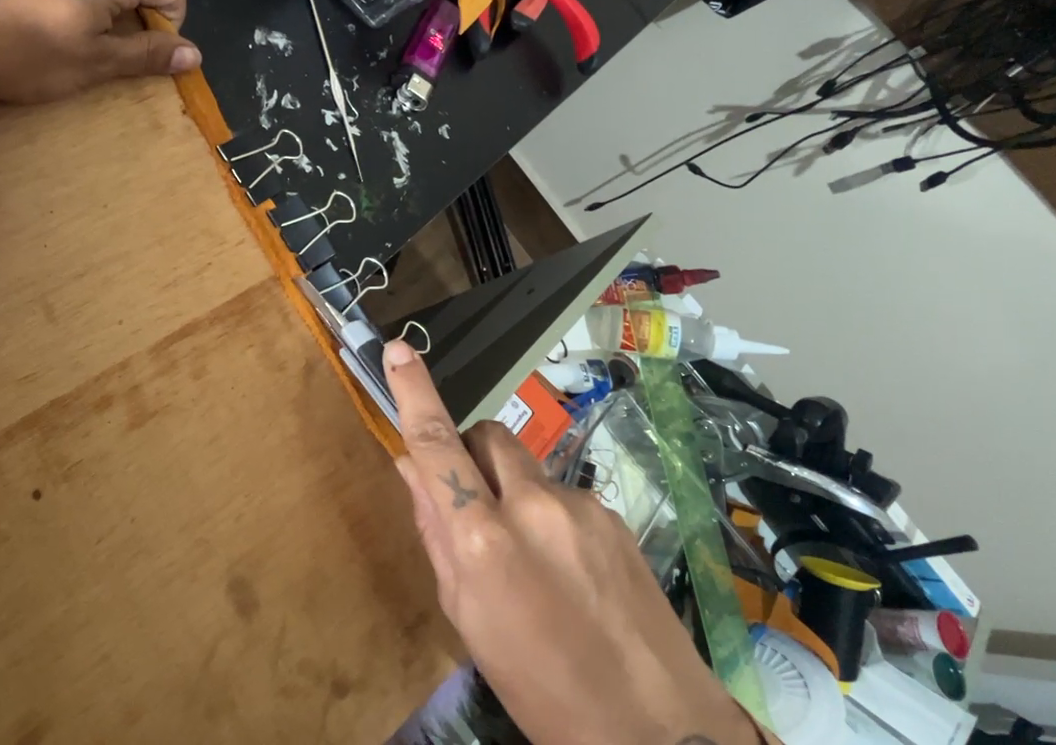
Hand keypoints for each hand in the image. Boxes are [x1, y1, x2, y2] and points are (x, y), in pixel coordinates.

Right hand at [383, 341, 761, 744]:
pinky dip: (547, 513)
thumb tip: (411, 470)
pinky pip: (561, 493)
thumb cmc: (538, 684)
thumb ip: (436, 534)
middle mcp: (532, 505)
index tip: (398, 348)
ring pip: (524, 467)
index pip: (437, 445)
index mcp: (482, 539)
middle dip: (468, 451)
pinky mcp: (614, 515)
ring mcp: (581, 505)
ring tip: (528, 556)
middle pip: (486, 436)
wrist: (657, 728)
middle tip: (468, 498)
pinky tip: (567, 569)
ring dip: (510, 490)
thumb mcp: (467, 617)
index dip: (413, 393)